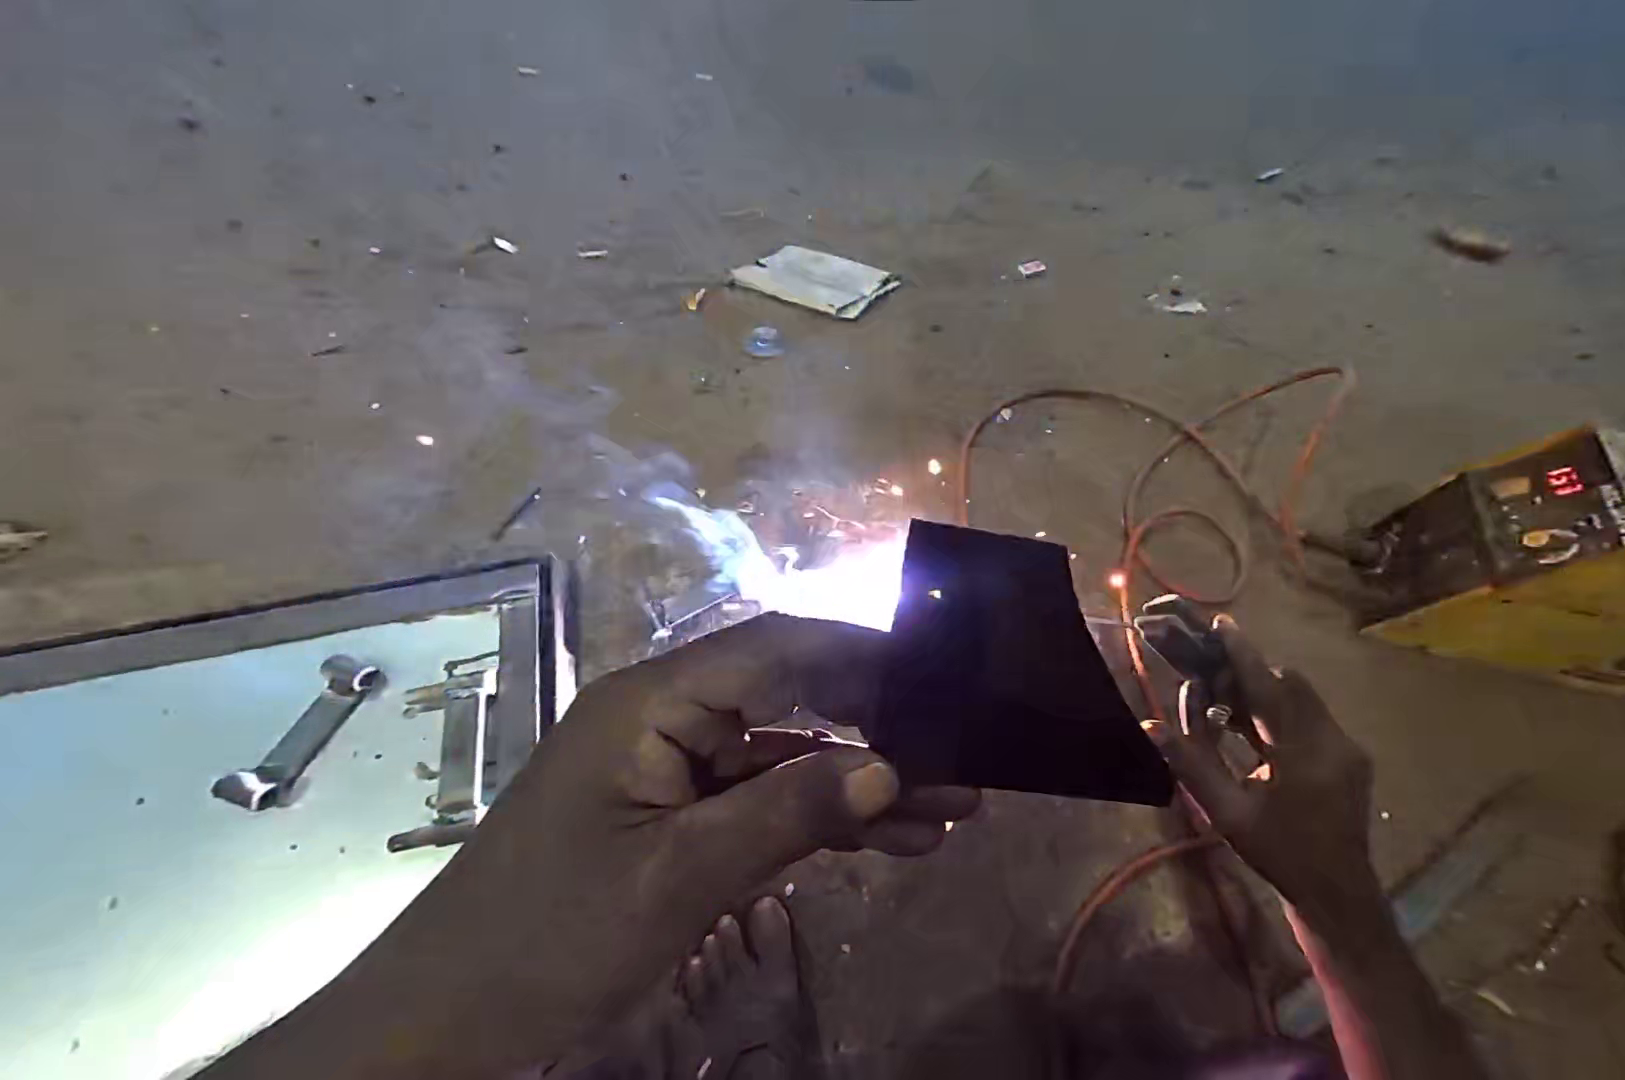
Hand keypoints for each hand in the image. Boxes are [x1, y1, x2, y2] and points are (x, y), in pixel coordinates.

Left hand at [210, 614, 978, 1079]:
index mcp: (657, 699)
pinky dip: (835, 820)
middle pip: (800, 695)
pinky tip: (903, 842)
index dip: (859, 649)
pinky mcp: (696, 812)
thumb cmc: (542, 941)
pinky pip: (778, 801)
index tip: (932, 669)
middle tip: (956, 745)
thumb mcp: (675, 877)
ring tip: (954, 803)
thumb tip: (893, 770)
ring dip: (869, 780)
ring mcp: (690, 765)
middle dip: (880, 722)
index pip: (777, 646)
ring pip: (800, 754)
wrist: (438, 1037)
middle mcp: (678, 714)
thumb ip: (788, 813)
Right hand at [1147, 615, 1375, 914]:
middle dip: (1250, 675)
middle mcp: (1333, 741)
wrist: (1338, 895)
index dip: (1242, 654)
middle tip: (1215, 685)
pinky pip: (1309, 716)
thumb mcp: (1226, 812)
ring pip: (1301, 698)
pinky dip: (1278, 712)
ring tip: (1228, 707)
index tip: (1220, 623)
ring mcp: (1346, 747)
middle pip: (1289, 685)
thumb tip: (1150, 725)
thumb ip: (1190, 763)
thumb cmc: (1277, 853)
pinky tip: (1253, 730)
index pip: (1269, 688)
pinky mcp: (1348, 755)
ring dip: (1263, 693)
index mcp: (1304, 755)